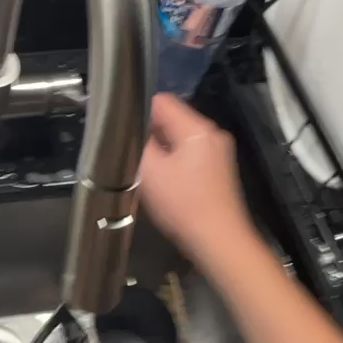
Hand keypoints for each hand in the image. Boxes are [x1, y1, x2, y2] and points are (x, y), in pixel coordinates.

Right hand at [137, 93, 250, 252]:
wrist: (219, 241)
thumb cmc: (183, 205)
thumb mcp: (150, 171)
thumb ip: (138, 142)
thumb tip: (130, 128)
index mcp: (197, 128)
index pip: (161, 101)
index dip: (138, 112)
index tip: (124, 131)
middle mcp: (212, 133)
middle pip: (171, 118)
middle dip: (150, 132)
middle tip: (132, 152)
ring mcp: (218, 150)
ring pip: (179, 135)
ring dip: (161, 147)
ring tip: (147, 167)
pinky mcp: (218, 167)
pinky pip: (189, 150)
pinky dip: (174, 158)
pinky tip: (165, 178)